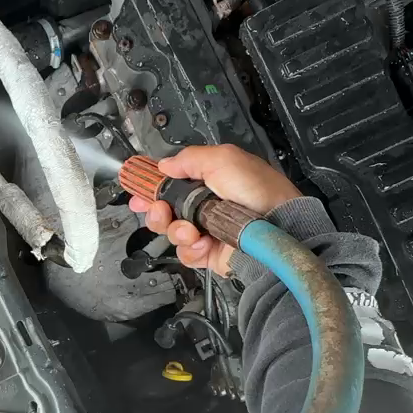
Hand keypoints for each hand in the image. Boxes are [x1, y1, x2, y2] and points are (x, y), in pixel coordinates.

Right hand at [128, 144, 301, 275]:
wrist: (275, 227)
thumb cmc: (256, 190)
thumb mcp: (223, 159)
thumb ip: (190, 159)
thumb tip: (164, 164)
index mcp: (207, 180)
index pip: (171, 183)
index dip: (151, 187)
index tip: (137, 192)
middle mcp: (204, 205)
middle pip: (163, 210)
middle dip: (157, 211)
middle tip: (160, 210)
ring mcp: (205, 231)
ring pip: (171, 232)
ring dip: (175, 230)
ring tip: (190, 230)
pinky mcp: (208, 254)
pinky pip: (185, 253)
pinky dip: (191, 248)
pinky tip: (204, 243)